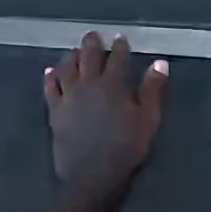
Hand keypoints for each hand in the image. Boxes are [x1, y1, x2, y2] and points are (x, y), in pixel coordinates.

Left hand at [43, 32, 168, 201]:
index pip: (117, 57)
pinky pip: (50, 88)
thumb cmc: (126, 148)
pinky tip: (51, 71)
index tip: (122, 38)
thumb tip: (159, 63)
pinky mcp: (55, 111)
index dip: (120, 46)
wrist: (92, 176)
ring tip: (74, 50)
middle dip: (92, 43)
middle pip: (88, 56)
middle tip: (94, 35)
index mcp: (113, 85)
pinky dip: (50, 76)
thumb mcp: (148, 120)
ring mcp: (68, 97)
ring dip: (71, 56)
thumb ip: (153, 90)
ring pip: (67, 67)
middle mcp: (88, 84)